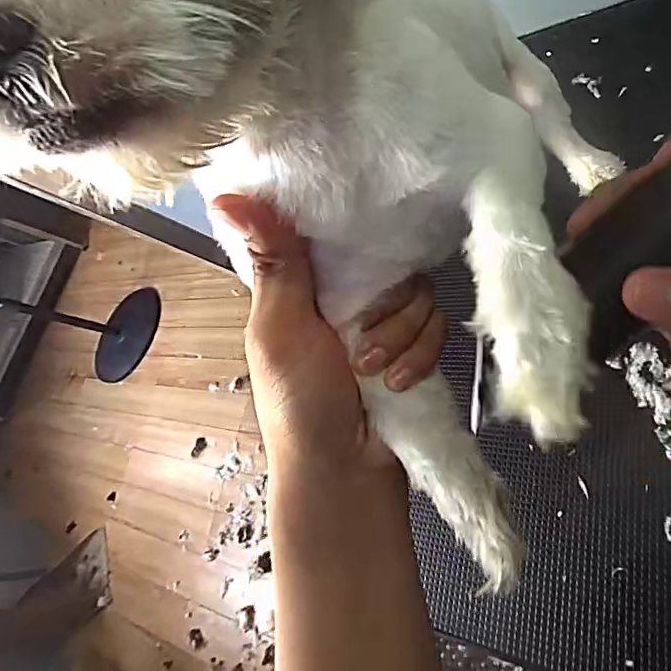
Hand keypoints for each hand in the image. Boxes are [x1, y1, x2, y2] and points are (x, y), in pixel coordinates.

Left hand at [210, 195, 446, 479]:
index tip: (364, 256)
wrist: (345, 469)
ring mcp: (389, 325)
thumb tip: (230, 200)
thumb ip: (276, 265)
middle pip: (394, 269)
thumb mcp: (280, 330)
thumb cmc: (299, 404)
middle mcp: (354, 300)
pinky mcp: (418, 347)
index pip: (341, 237)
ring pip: (422, 300)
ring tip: (375, 374)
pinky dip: (420, 358)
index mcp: (311, 287)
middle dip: (385, 314)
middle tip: (360, 348)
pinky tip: (397, 383)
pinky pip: (439, 329)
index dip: (357, 238)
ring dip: (402, 341)